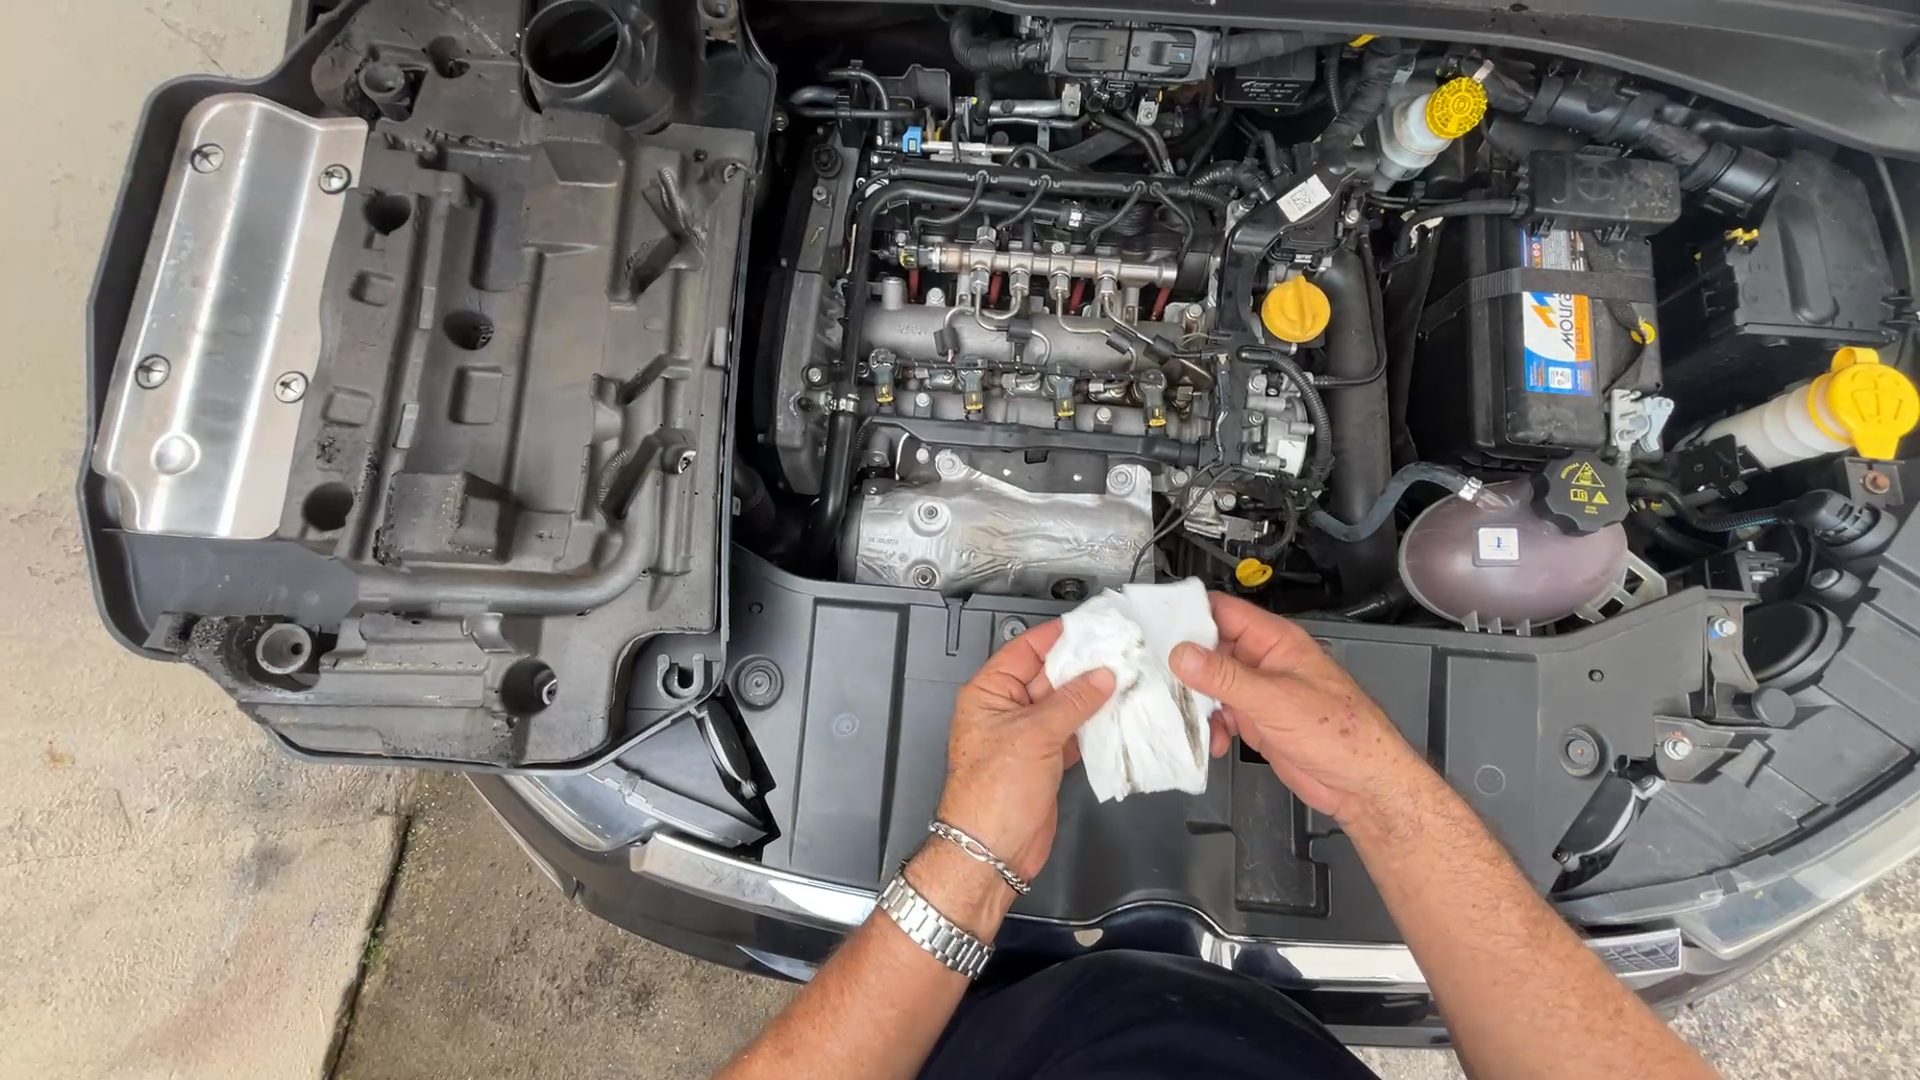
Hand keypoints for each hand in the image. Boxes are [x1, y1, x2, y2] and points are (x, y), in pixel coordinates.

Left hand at [937, 620, 1115, 883]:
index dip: (1058, 636)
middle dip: (1082, 665)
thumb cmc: (993, 792)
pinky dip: (1093, 724)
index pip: (1026, 649)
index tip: (1092, 626)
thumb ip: (1072, 702)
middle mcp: (1006, 708)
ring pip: (1064, 703)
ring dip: (1092, 694)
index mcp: (989, 691)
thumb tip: (1101, 676)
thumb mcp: (1034, 735)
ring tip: (1127, 678)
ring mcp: (1026, 734)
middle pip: (1048, 674)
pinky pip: (1072, 730)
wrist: (992, 851)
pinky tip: (1118, 714)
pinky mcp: (1044, 758)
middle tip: (1119, 651)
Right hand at [1170, 593, 1429, 827]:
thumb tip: (1182, 653)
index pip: (1223, 611)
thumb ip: (1225, 676)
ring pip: (1210, 682)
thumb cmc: (1340, 734)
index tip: (1153, 624)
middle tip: (1155, 674)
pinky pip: (1220, 712)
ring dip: (1194, 699)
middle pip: (1210, 647)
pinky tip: (1212, 740)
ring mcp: (1258, 690)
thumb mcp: (1275, 699)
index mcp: (1274, 641)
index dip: (1189, 612)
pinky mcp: (1255, 718)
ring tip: (1181, 714)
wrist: (1364, 787)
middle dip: (1184, 662)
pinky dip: (1210, 724)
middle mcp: (1263, 660)